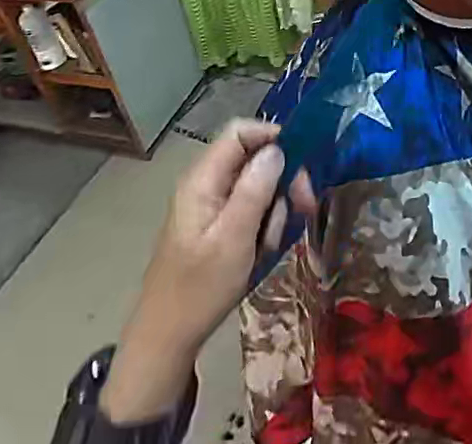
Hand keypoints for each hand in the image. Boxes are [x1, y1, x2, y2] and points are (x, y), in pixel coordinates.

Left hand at [100, 120, 314, 424]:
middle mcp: (207, 183)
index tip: (303, 160)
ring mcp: (212, 204)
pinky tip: (263, 248)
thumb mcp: (233, 239)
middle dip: (283, 178)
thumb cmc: (199, 289)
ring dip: (275, 208)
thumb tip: (277, 149)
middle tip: (305, 205)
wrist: (166, 339)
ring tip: (271, 242)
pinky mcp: (219, 223)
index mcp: (202, 180)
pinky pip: (252, 207)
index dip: (273, 135)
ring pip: (258, 183)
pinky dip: (265, 223)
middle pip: (255, 157)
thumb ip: (255, 189)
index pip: (240, 132)